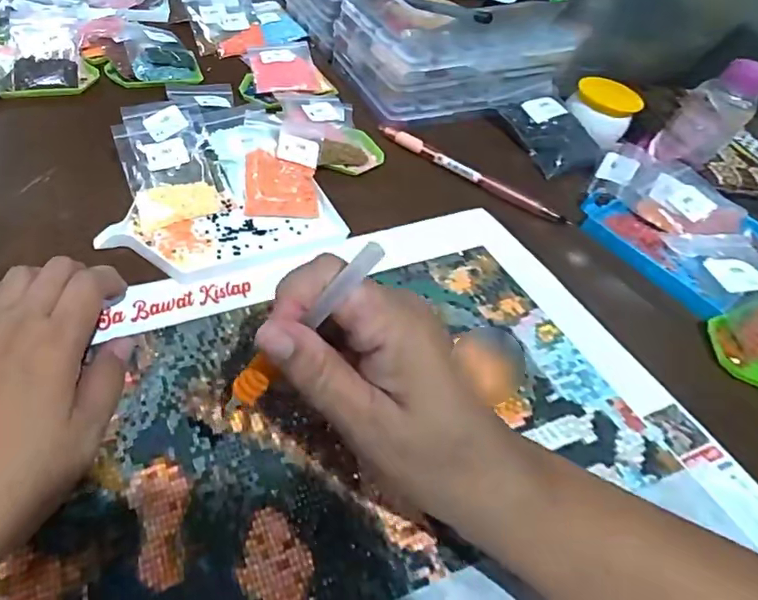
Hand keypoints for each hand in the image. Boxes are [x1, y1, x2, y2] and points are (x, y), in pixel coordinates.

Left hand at [0, 258, 130, 591]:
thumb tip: (122, 340)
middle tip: (93, 309)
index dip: (111, 280)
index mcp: (55, 339)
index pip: (89, 282)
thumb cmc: (22, 476)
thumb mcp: (83, 439)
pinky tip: (10, 323)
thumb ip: (107, 380)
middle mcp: (19, 319)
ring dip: (45, 281)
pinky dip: (7, 293)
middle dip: (82, 277)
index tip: (122, 298)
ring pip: (20, 274)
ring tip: (53, 315)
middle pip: (56, 267)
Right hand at [253, 254, 530, 531]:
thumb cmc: (432, 459)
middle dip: (295, 316)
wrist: (494, 485)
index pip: (326, 273)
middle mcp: (395, 303)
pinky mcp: (396, 332)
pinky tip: (330, 379)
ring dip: (308, 331)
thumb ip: (315, 371)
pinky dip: (326, 341)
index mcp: (392, 317)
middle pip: (327, 281)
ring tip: (305, 378)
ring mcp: (398, 315)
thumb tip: (263, 330)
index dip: (291, 299)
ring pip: (333, 300)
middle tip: (284, 368)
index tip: (274, 347)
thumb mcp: (365, 422)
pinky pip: (348, 319)